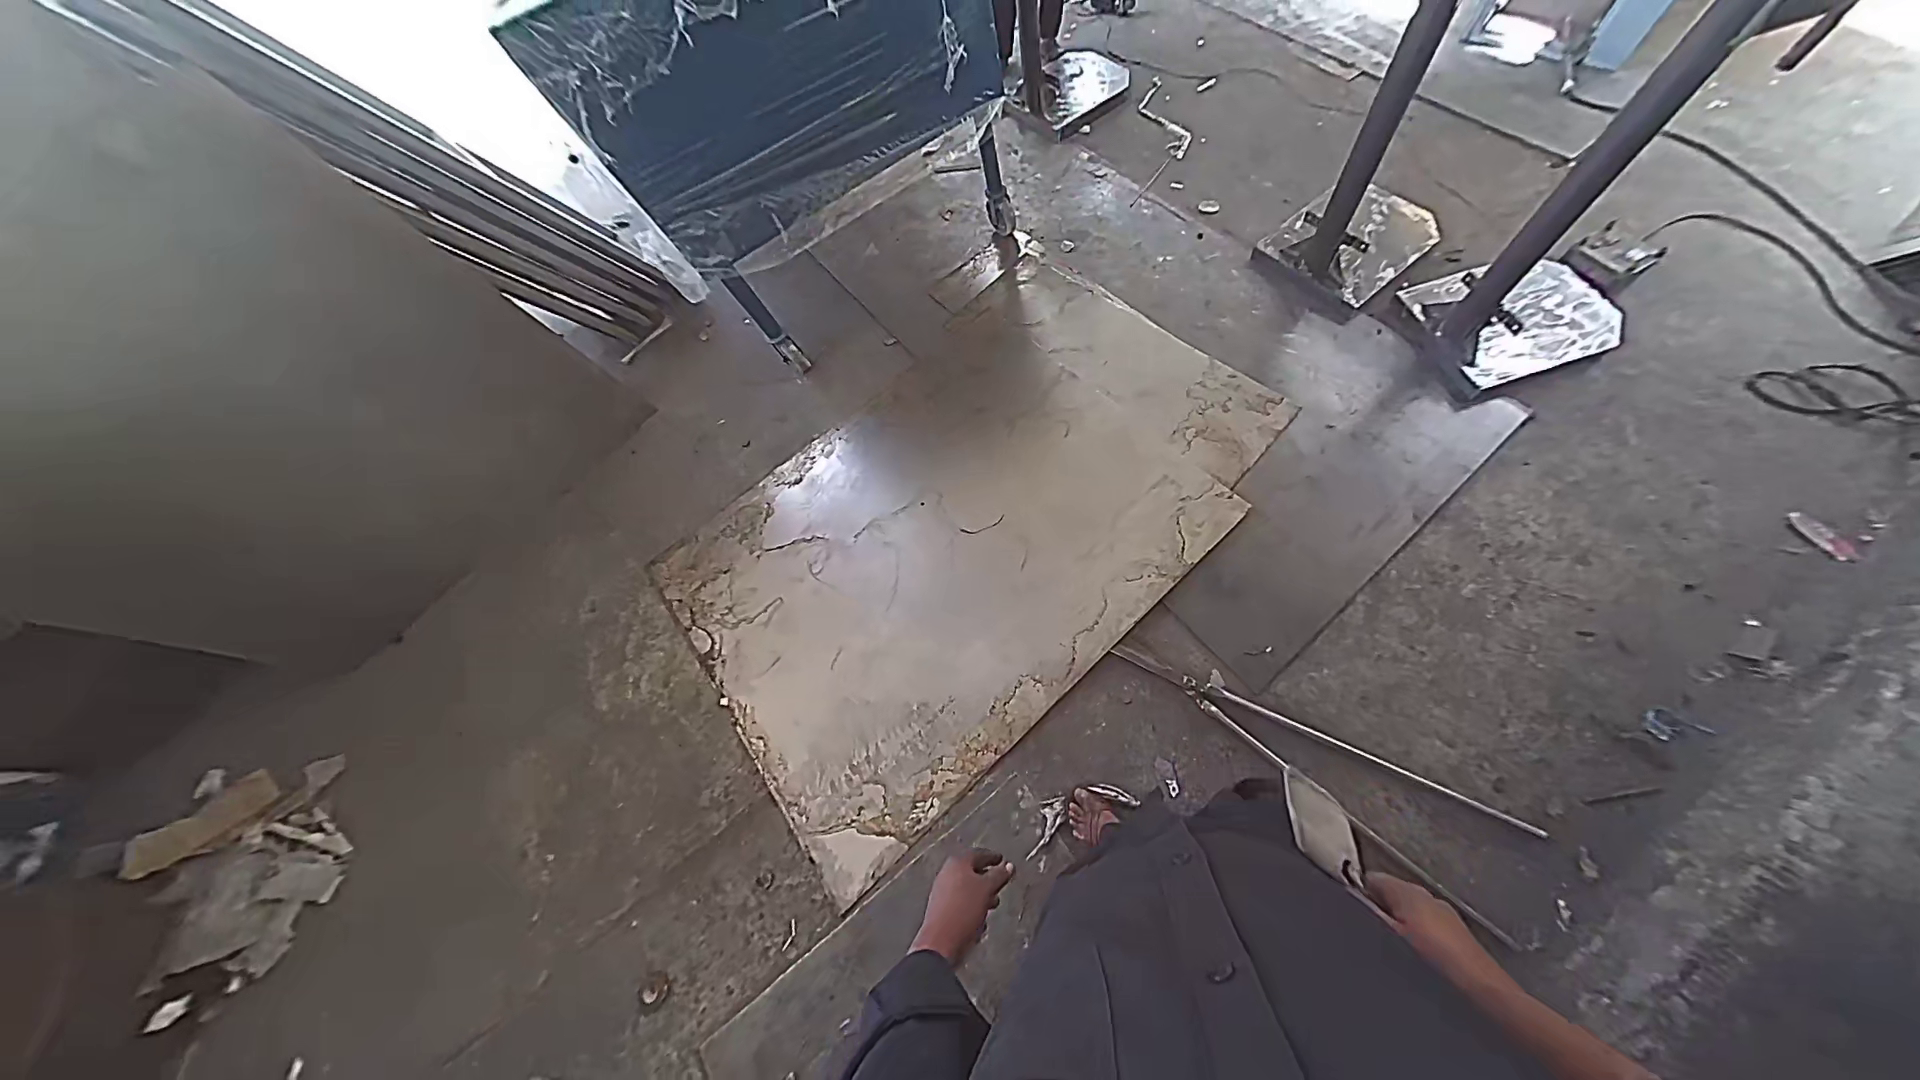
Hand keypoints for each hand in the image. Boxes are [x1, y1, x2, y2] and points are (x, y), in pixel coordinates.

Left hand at [910, 849, 1014, 963]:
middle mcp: (946, 874)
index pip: (978, 854)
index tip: (1003, 860)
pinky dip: (972, 907)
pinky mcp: (941, 910)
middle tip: (1000, 884)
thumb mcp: (986, 889)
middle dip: (987, 879)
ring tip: (993, 904)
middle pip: (971, 872)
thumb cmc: (964, 909)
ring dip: (981, 895)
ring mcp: (942, 892)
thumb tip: (1009, 865)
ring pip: (967, 889)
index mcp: (957, 863)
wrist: (940, 942)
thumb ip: (998, 876)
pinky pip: (961, 904)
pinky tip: (979, 919)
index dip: (992, 857)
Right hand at [1367, 873, 1510, 992]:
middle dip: (1378, 907)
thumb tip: (1350, 893)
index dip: (1358, 892)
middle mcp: (1424, 893)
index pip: (1370, 878)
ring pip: (1407, 908)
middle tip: (1370, 932)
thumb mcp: (1390, 934)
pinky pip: (1424, 921)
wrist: (1482, 988)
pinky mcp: (1456, 931)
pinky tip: (1416, 953)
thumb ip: (1369, 910)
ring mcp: (1443, 911)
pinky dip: (1416, 931)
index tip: (1353, 913)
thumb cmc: (1430, 957)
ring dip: (1397, 921)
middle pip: (1389, 892)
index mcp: (1405, 889)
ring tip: (1390, 945)